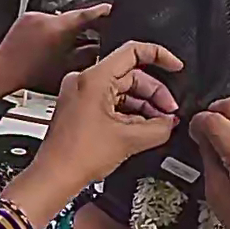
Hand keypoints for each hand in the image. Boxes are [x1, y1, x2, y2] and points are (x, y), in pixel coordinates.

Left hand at [0, 6, 110, 99]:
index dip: (102, 11)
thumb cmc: (29, 75)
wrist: (2, 71)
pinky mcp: (26, 18)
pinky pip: (46, 20)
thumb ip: (87, 56)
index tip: (110, 9)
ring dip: (66, 30)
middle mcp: (46, 18)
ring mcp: (34, 16)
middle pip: (73, 17)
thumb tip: (100, 50)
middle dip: (84, 27)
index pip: (86, 15)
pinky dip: (51, 30)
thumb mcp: (66, 68)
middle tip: (92, 36)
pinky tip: (49, 45)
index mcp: (59, 29)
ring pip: (60, 20)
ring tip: (64, 47)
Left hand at [28, 41, 182, 196]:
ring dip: (144, 106)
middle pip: (131, 74)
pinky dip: (129, 113)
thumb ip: (159, 128)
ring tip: (158, 124)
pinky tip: (142, 128)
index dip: (160, 56)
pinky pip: (111, 101)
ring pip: (122, 90)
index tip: (175, 66)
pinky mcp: (80, 107)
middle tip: (169, 112)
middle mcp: (84, 81)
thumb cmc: (76, 157)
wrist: (54, 177)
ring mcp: (80, 94)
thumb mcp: (129, 140)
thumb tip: (170, 123)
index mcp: (93, 79)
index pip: (133, 51)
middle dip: (155, 94)